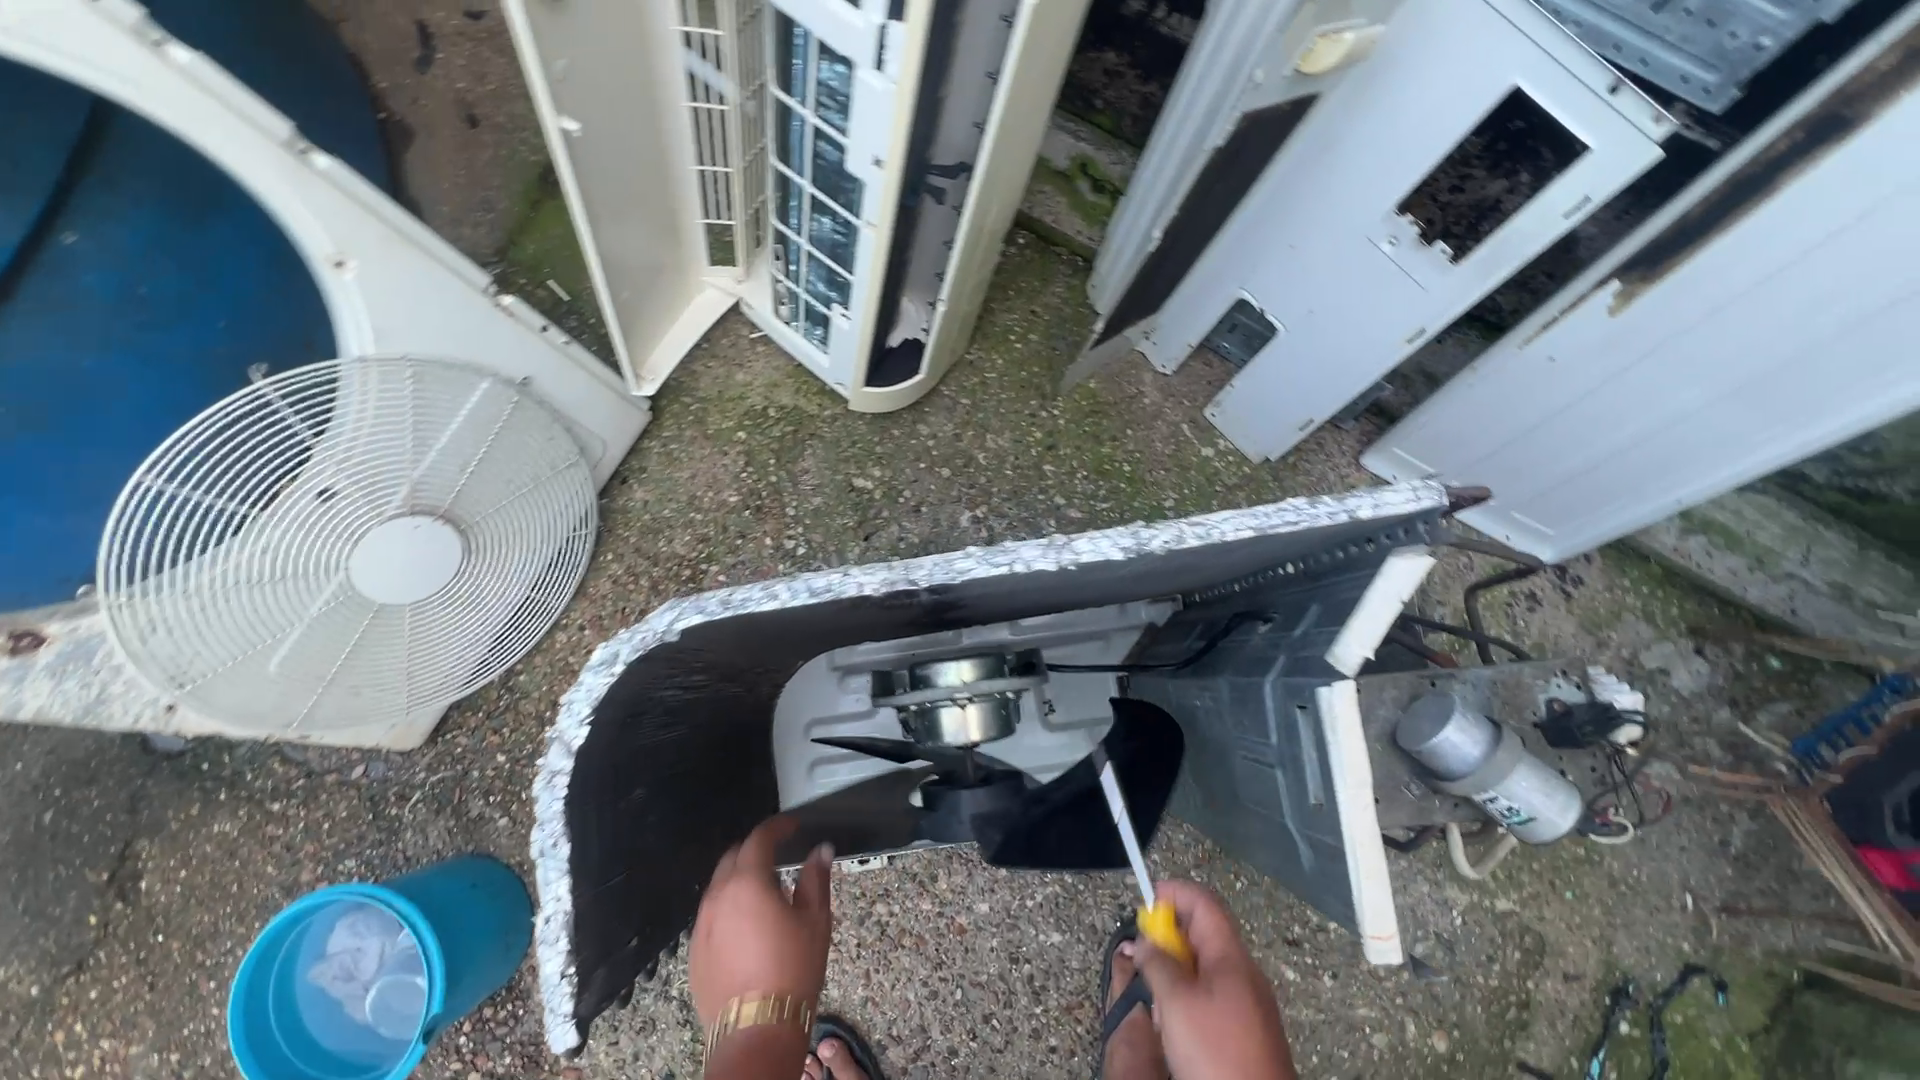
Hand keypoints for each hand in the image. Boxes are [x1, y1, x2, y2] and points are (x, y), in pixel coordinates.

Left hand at [688, 816, 834, 1026]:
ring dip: (740, 879)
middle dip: (756, 850)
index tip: (793, 826)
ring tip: (766, 893)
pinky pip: (711, 916)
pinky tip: (748, 927)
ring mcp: (701, 925)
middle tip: (780, 856)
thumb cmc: (793, 968)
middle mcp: (717, 897)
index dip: (778, 827)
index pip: (760, 838)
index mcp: (747, 882)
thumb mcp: (815, 921)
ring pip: (719, 887)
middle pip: (733, 857)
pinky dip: (729, 907)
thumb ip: (816, 879)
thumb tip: (821, 850)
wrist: (757, 1031)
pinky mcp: (694, 952)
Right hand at [1132, 880, 1296, 1079]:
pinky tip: (1173, 1023)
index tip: (1145, 900)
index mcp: (1231, 957)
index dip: (1174, 893)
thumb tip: (1144, 940)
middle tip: (1143, 953)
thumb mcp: (1176, 1002)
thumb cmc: (1216, 1052)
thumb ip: (1157, 964)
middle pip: (1204, 933)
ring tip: (1157, 997)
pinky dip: (1188, 995)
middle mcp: (1244, 972)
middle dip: (1169, 936)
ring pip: (1205, 966)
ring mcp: (1248, 1001)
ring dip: (1175, 970)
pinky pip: (1212, 994)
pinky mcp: (1247, 1028)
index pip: (1204, 903)